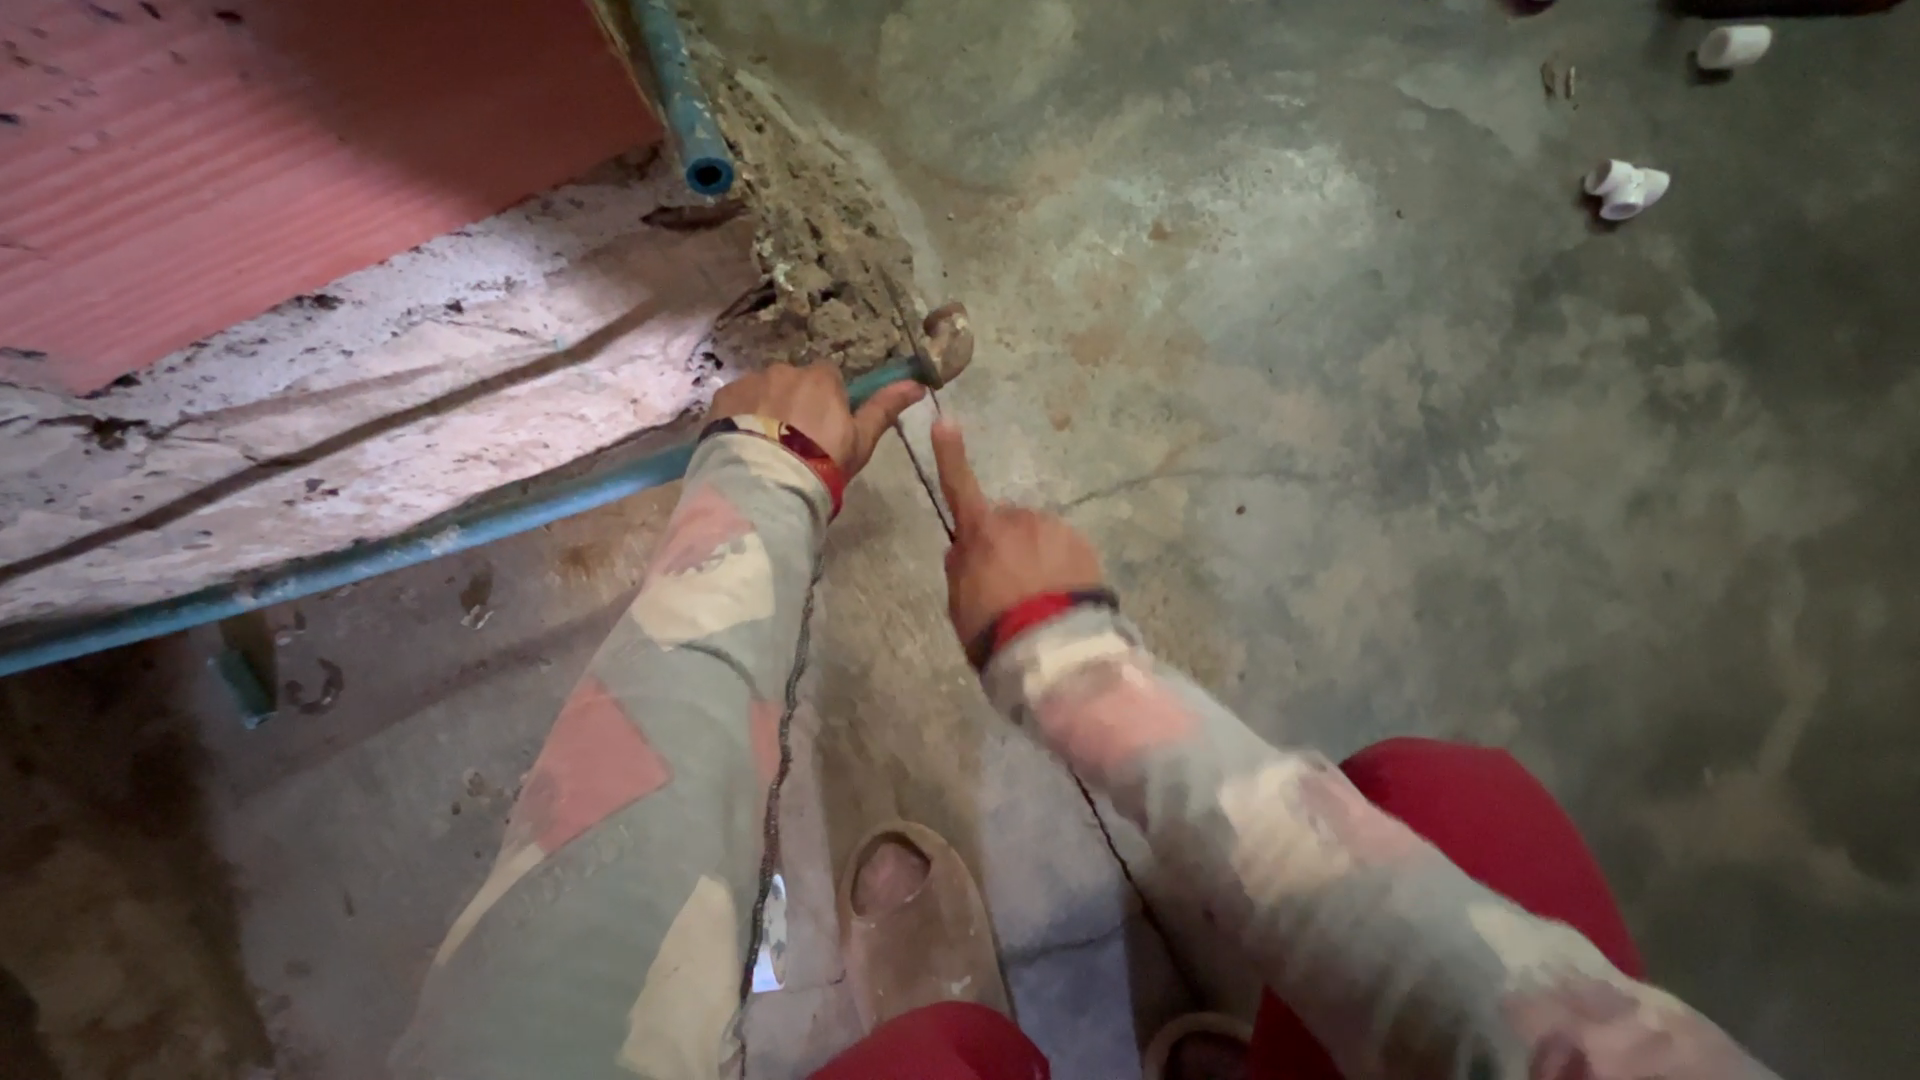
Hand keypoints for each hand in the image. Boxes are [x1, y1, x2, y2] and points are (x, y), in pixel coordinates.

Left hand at [708, 363, 924, 477]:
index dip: (826, 404)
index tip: (823, 431)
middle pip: (792, 382)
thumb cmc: (822, 462)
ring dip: (765, 410)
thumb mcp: (861, 441)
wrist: (767, 486)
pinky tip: (743, 446)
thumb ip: (885, 408)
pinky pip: (735, 403)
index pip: (827, 378)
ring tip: (765, 448)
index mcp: (821, 378)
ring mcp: (750, 383)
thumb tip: (918, 384)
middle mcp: (784, 371)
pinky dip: (739, 418)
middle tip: (794, 444)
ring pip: (762, 392)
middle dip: (793, 404)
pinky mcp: (721, 400)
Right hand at [931, 419, 1104, 643]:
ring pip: (1038, 535)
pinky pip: (1064, 550)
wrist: (1054, 651)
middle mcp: (1019, 520)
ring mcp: (1055, 530)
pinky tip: (1060, 596)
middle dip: (1005, 540)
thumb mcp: (960, 605)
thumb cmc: (995, 630)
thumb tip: (961, 549)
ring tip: (1038, 598)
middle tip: (1007, 584)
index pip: (959, 485)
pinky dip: (1060, 566)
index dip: (950, 454)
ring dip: (1035, 555)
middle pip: (1005, 521)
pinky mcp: (1084, 546)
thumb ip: (959, 571)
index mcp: (982, 533)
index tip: (944, 420)